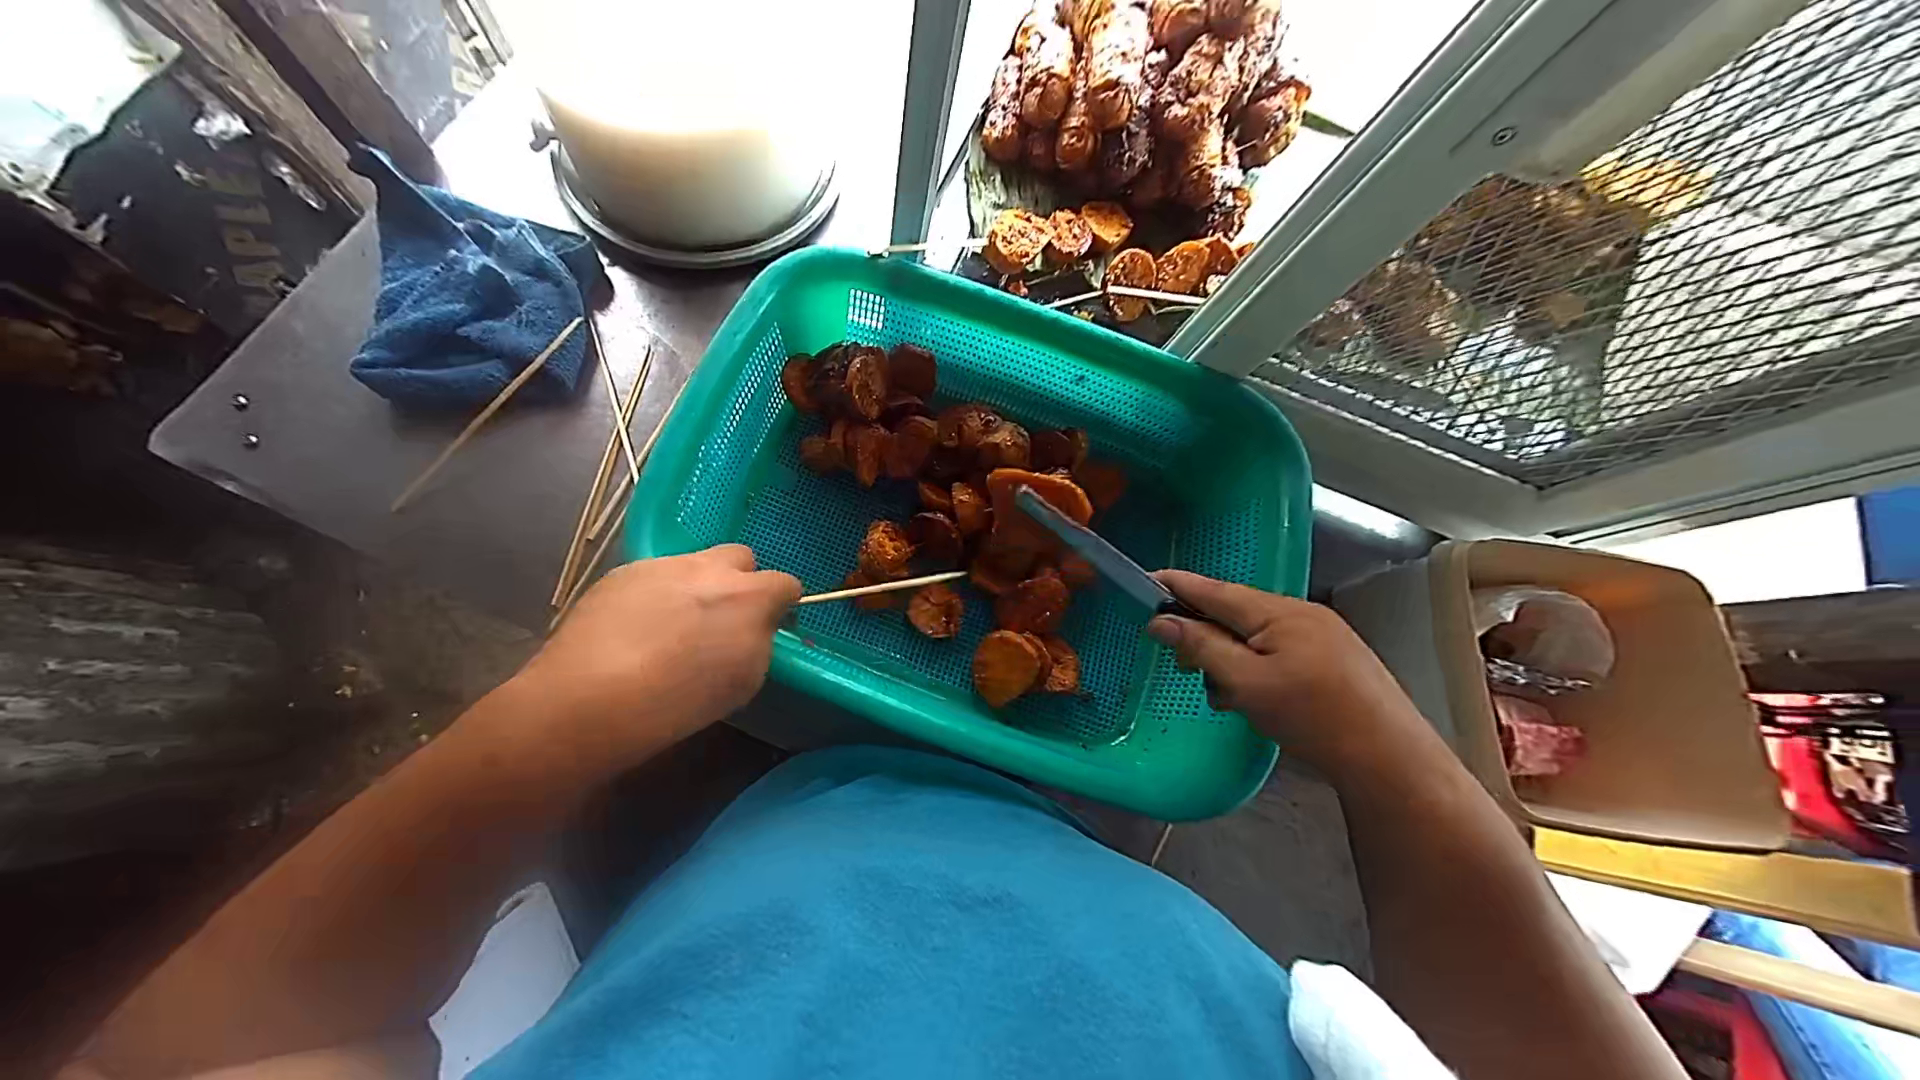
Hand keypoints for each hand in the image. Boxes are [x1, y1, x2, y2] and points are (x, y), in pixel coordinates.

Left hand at [503, 545, 799, 773]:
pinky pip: (653, 577)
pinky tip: (635, 630)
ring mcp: (661, 566)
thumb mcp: (744, 680)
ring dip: (695, 586)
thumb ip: (759, 640)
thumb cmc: (679, 701)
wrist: (590, 700)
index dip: (781, 604)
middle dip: (739, 580)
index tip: (769, 626)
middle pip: (740, 557)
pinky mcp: (621, 574)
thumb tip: (756, 626)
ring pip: (693, 564)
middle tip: (721, 618)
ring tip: (670, 627)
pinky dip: (655, 596)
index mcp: (749, 597)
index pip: (786, 583)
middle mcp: (709, 569)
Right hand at [1147, 570, 1448, 786]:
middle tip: (1184, 667)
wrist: (1390, 760)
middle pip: (1234, 611)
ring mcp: (1320, 634)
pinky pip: (1276, 650)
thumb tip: (1162, 621)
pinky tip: (1253, 698)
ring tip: (1224, 695)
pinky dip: (1253, 667)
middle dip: (1202, 633)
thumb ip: (1201, 646)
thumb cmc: (1314, 718)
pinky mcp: (1331, 658)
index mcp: (1279, 612)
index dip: (1176, 584)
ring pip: (1254, 634)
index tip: (1144, 581)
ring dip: (1228, 657)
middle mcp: (1300, 613)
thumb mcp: (1245, 683)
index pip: (1214, 589)